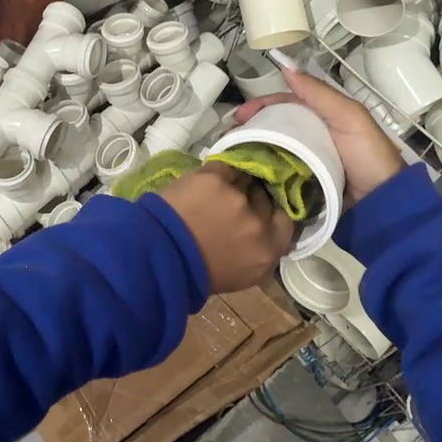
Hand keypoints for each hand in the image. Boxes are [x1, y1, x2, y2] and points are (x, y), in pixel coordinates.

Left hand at [157, 163, 294, 292]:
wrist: (157, 255)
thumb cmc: (195, 274)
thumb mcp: (240, 274)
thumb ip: (258, 250)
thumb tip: (261, 229)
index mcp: (267, 251)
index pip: (284, 221)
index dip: (272, 213)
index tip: (260, 212)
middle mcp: (258, 223)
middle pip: (264, 198)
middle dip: (252, 199)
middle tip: (232, 205)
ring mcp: (237, 197)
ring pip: (245, 180)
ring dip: (234, 185)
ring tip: (215, 193)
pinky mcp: (215, 177)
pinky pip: (225, 167)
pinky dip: (217, 174)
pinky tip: (205, 182)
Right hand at [232, 67, 404, 206]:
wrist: (383, 204)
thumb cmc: (368, 156)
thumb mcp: (349, 117)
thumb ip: (319, 94)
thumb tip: (286, 67)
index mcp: (323, 117)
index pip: (285, 104)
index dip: (261, 106)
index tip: (238, 116)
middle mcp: (313, 137)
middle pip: (275, 127)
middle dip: (251, 129)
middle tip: (228, 138)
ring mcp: (308, 164)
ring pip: (273, 151)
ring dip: (252, 151)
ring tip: (231, 157)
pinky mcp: (304, 188)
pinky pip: (278, 176)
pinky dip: (262, 174)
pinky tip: (245, 176)